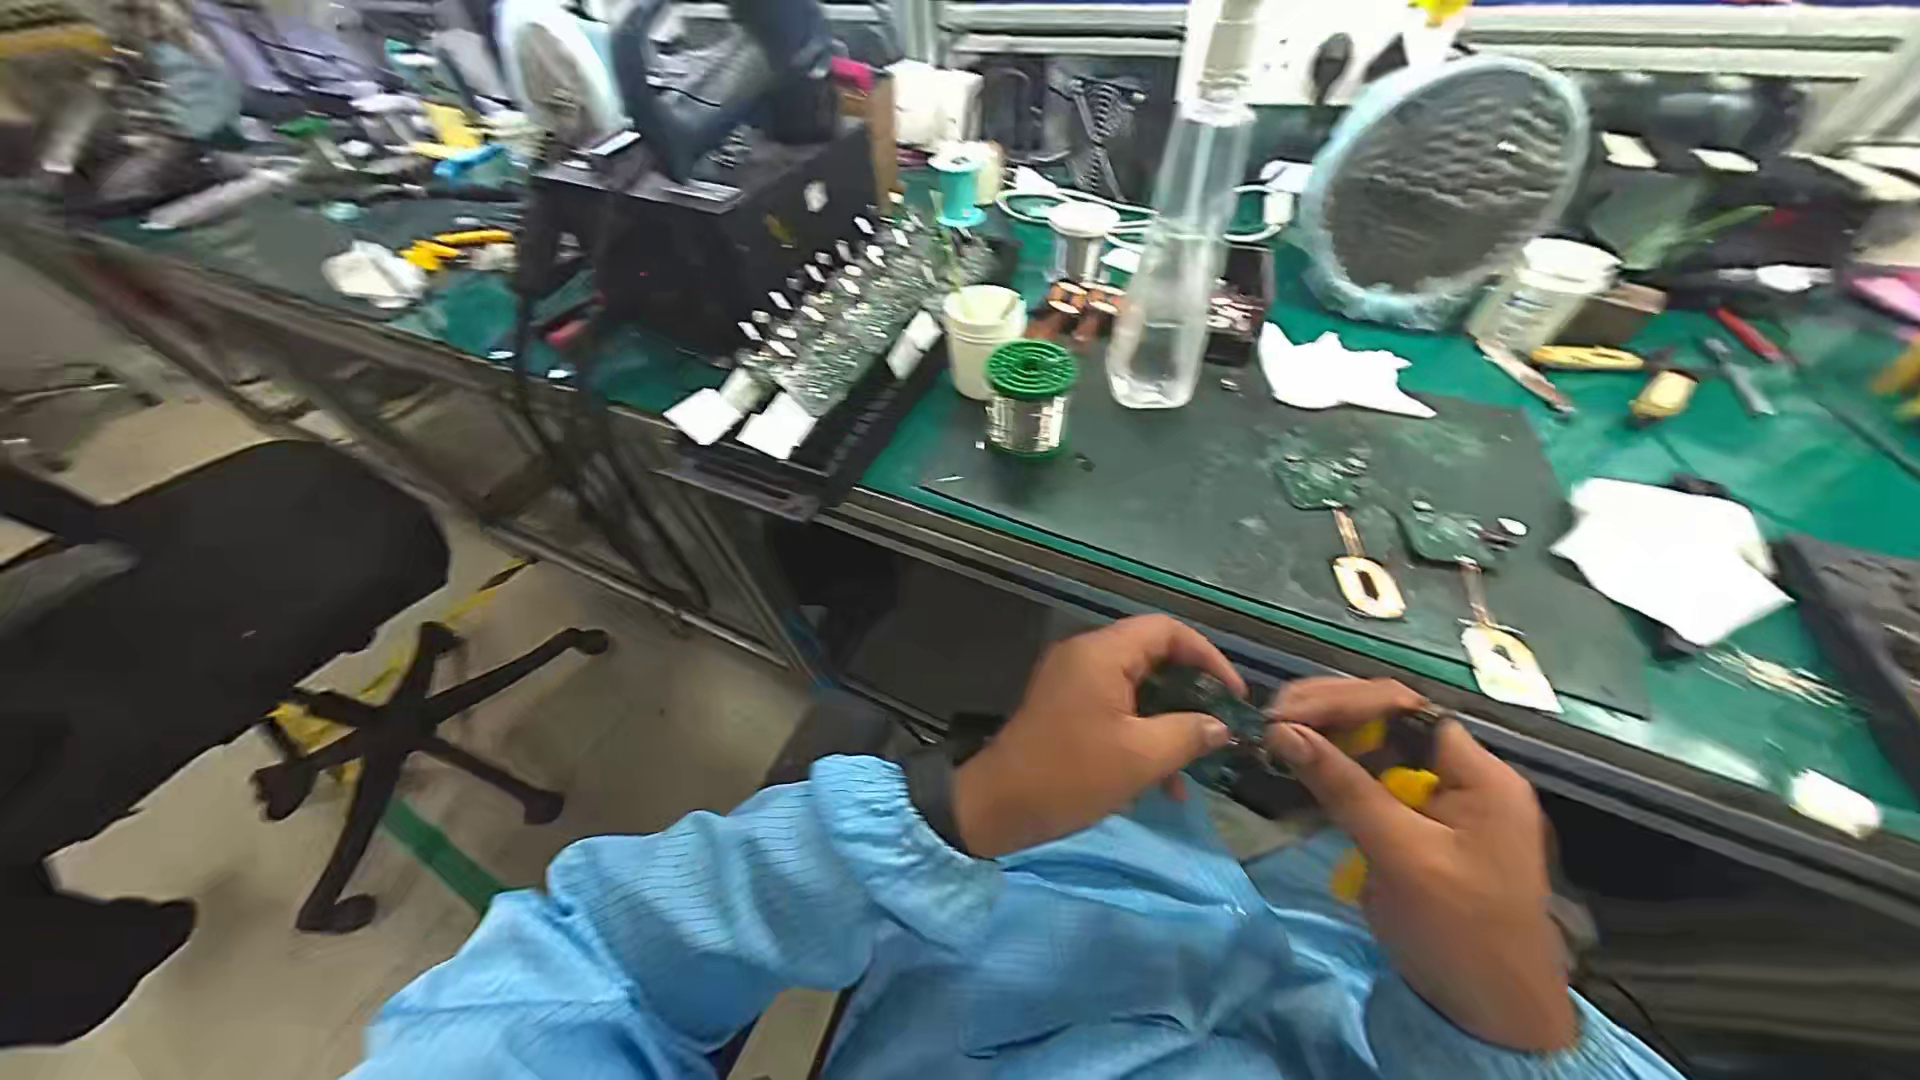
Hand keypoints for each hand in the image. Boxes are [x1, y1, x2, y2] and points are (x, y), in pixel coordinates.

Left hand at [953, 615, 1243, 857]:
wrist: (998, 804)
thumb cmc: (1071, 775)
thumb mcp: (1141, 757)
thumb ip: (1189, 733)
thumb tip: (1221, 725)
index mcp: (1101, 654)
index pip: (1165, 630)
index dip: (1207, 656)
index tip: (1233, 695)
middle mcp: (1085, 656)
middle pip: (1152, 656)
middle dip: (1191, 693)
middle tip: (1220, 727)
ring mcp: (1072, 680)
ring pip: (1136, 688)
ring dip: (1168, 721)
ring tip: (1195, 766)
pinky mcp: (1065, 706)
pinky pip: (1114, 707)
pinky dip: (1141, 733)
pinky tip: (1163, 783)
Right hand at [1266, 681, 1576, 1053]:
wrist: (1491, 1021)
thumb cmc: (1461, 935)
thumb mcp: (1402, 856)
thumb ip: (1342, 787)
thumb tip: (1280, 730)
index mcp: (1476, 773)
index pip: (1403, 707)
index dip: (1341, 700)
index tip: (1284, 713)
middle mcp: (1454, 772)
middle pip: (1383, 716)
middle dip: (1325, 711)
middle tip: (1270, 720)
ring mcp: (1429, 795)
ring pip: (1368, 741)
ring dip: (1320, 733)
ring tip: (1273, 734)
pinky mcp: (1405, 818)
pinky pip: (1360, 773)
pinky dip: (1325, 763)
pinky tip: (1294, 761)